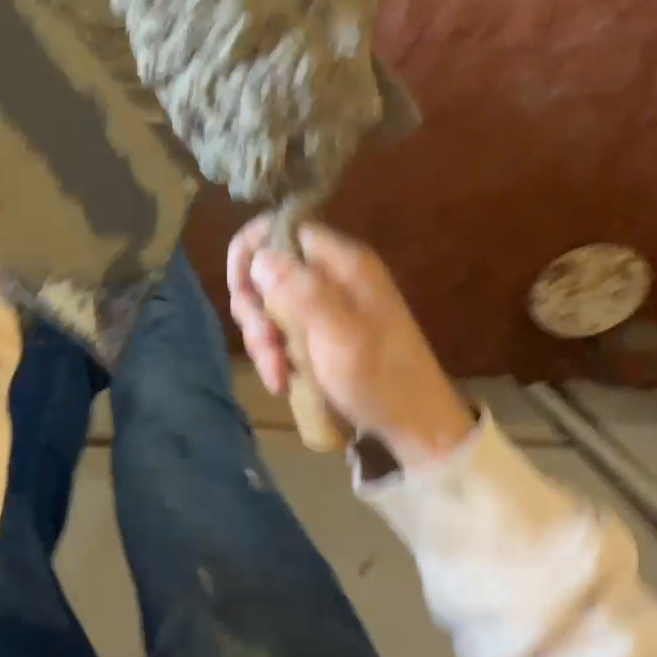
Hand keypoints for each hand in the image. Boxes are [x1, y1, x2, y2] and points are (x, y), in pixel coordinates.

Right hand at [226, 217, 473, 466]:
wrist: (414, 429)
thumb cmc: (381, 379)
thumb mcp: (339, 335)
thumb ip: (300, 291)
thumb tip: (260, 256)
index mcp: (342, 262)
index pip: (282, 227)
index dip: (252, 250)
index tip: (242, 290)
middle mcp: (330, 274)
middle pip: (265, 268)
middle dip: (254, 307)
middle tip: (264, 341)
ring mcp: (323, 303)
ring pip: (265, 302)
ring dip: (261, 337)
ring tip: (277, 372)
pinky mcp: (316, 330)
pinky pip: (276, 329)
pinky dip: (271, 353)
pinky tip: (281, 379)